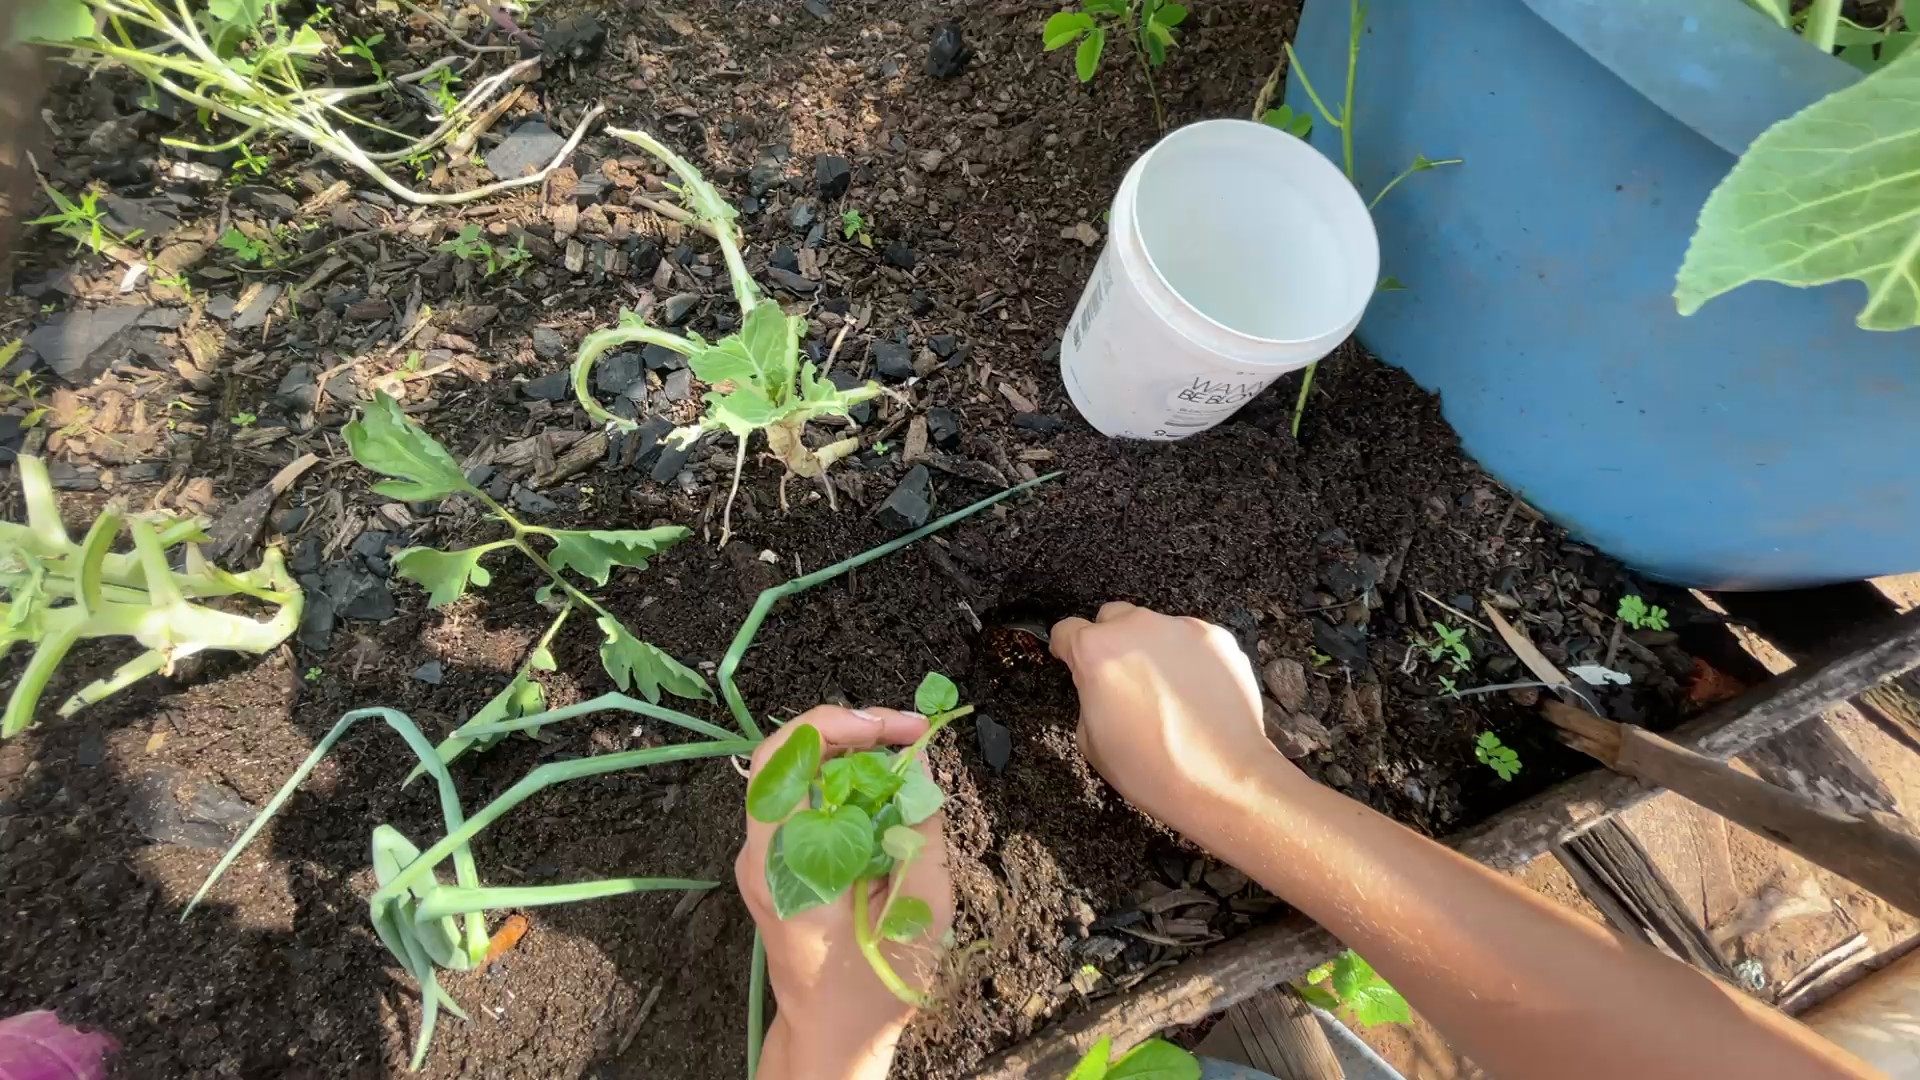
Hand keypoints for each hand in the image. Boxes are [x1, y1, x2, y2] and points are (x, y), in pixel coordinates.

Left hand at [736, 706, 953, 1079]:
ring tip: (906, 750)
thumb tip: (918, 761)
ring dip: (854, 749)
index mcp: (781, 864)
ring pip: (801, 770)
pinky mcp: (782, 855)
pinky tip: (888, 784)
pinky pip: (811, 795)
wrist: (831, 1037)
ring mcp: (767, 852)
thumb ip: (921, 831)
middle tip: (912, 732)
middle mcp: (761, 850)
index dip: (832, 724)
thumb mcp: (920, 912)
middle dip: (854, 729)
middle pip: (791, 755)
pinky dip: (850, 777)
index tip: (892, 728)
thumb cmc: (875, 986)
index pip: (779, 761)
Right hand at [1050, 602, 1294, 839]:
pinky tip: (1194, 691)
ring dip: (1150, 648)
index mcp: (1096, 652)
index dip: (1065, 647)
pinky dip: (1187, 657)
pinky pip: (1190, 638)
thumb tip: (1098, 685)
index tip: (1070, 656)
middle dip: (1109, 641)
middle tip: (1121, 677)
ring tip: (1165, 690)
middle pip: (1111, 617)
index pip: (1066, 630)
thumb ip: (1088, 696)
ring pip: (1153, 625)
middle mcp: (1137, 629)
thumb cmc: (1155, 768)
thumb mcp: (1091, 741)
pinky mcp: (1216, 638)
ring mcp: (1180, 629)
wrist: (1223, 780)